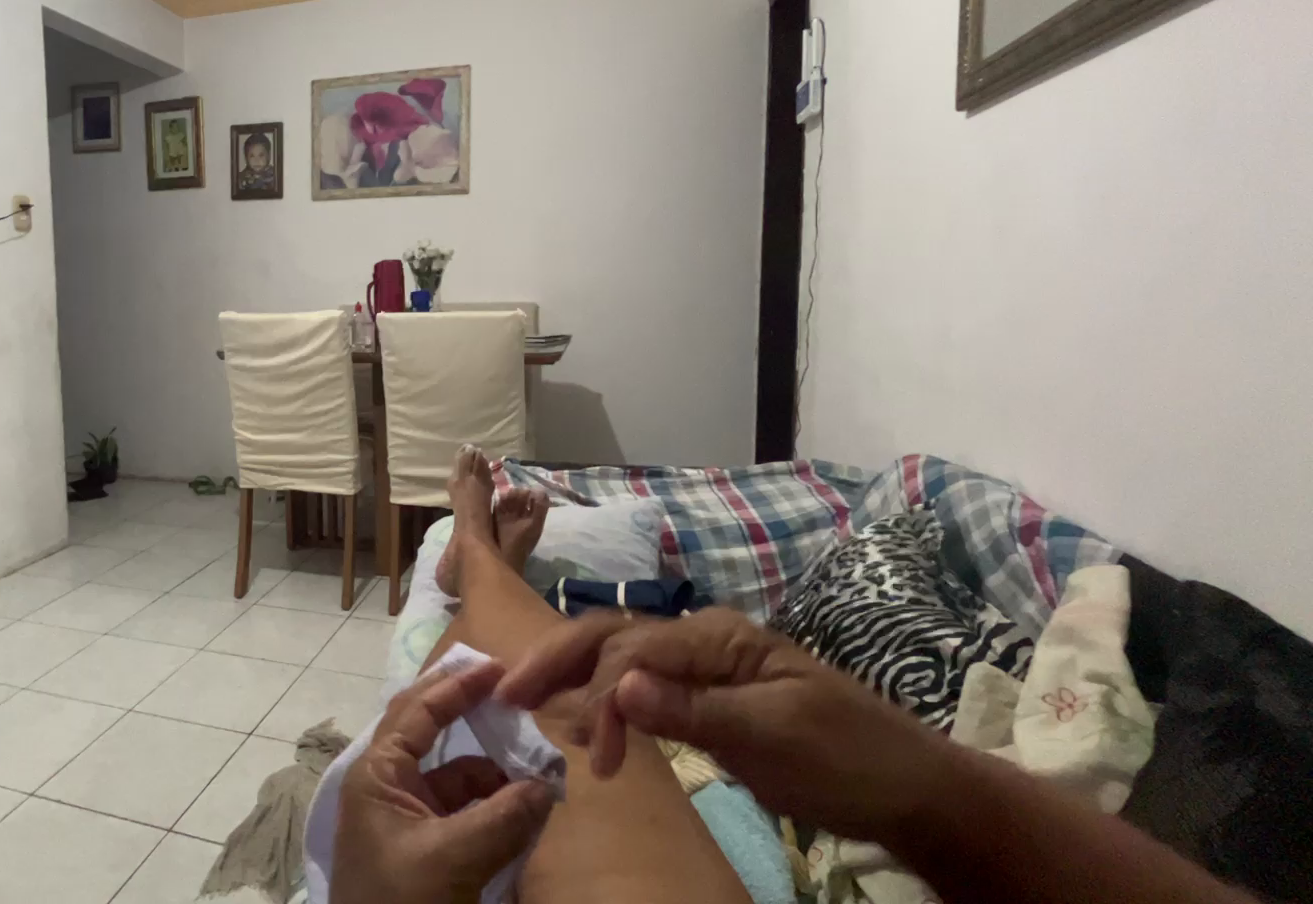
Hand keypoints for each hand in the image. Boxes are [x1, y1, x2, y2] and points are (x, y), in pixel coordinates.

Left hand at [333, 660, 557, 903]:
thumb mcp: (451, 861)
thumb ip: (503, 819)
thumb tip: (548, 784)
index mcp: (376, 773)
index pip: (417, 710)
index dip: (456, 685)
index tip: (496, 667)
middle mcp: (387, 784)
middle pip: (432, 733)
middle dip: (473, 719)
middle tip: (514, 702)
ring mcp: (406, 817)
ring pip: (454, 775)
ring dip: (494, 771)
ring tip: (536, 768)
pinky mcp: (425, 848)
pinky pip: (463, 811)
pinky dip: (494, 806)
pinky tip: (526, 808)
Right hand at [496, 608, 962, 844]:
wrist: (908, 785)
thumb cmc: (848, 758)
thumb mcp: (775, 737)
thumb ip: (694, 710)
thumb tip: (617, 685)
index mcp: (716, 636)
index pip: (633, 646)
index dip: (599, 691)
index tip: (590, 752)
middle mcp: (699, 637)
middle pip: (611, 633)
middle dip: (558, 658)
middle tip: (508, 691)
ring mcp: (699, 662)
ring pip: (617, 651)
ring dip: (571, 674)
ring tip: (527, 701)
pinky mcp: (700, 691)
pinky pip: (637, 681)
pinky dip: (599, 694)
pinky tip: (578, 714)